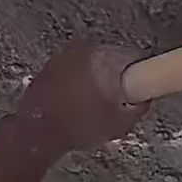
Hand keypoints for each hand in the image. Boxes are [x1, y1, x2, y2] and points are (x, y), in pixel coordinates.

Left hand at [12, 41, 147, 152]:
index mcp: (108, 59)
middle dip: (118, 75)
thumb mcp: (121, 123)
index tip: (141, 86)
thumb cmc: (79, 126)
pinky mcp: (52, 64)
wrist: (38, 131)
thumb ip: (139, 106)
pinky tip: (77, 101)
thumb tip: (143, 98)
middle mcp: (88, 50)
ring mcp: (68, 54)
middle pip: (115, 57)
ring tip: (95, 102)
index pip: (137, 57)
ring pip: (94, 62)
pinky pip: (75, 68)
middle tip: (118, 99)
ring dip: (98, 76)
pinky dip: (79, 80)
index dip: (143, 73)